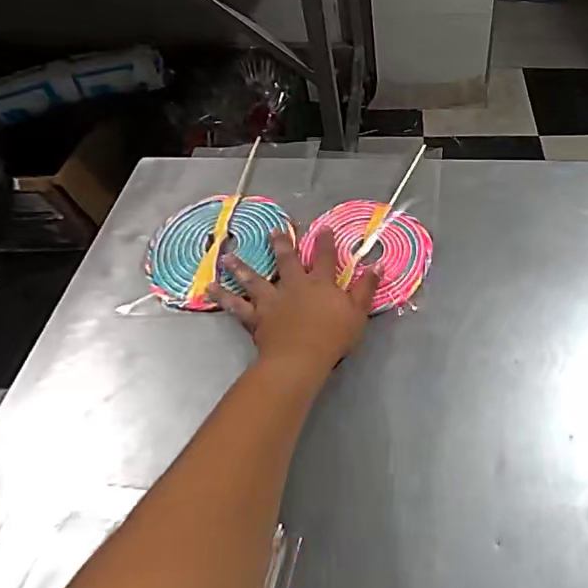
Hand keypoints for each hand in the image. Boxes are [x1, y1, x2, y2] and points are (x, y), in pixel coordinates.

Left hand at [207, 229, 378, 375]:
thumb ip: (366, 288)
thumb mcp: (358, 312)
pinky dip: (223, 297)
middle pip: (287, 261)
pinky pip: (236, 306)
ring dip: (242, 267)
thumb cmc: (333, 336)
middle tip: (275, 229)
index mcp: (321, 284)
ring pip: (255, 279)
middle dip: (282, 244)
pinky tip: (210, 288)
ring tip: (228, 256)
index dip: (325, 242)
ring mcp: (272, 301)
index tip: (323, 228)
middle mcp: (295, 286)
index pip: (324, 258)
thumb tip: (377, 266)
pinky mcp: (256, 317)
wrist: (300, 359)